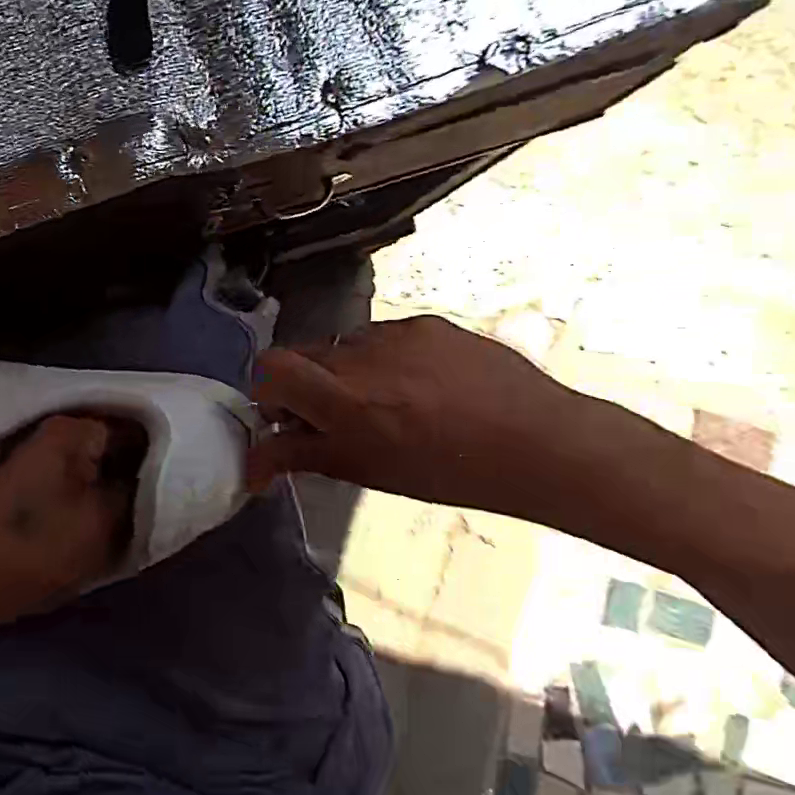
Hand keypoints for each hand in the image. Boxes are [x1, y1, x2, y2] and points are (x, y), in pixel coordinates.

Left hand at [0, 415, 138, 635]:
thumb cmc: (38, 550)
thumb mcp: (102, 524)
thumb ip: (135, 489)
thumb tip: (153, 471)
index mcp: (71, 430)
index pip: (133, 427)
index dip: (159, 453)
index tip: (177, 481)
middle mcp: (51, 432)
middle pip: (112, 442)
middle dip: (135, 468)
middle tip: (159, 500)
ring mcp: (36, 456)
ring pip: (92, 462)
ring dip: (113, 483)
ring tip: (135, 511)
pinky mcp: (26, 480)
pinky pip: (72, 476)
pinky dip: (89, 492)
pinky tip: (102, 515)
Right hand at [248, 316, 601, 514]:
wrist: (545, 445)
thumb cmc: (447, 471)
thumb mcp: (362, 470)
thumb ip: (298, 456)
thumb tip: (249, 468)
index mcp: (340, 397)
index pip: (269, 367)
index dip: (268, 390)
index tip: (288, 417)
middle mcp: (358, 355)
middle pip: (303, 356)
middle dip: (308, 385)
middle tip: (339, 418)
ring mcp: (395, 333)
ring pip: (344, 348)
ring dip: (348, 373)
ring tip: (392, 403)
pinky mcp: (427, 323)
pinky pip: (384, 338)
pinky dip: (387, 360)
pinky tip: (424, 387)